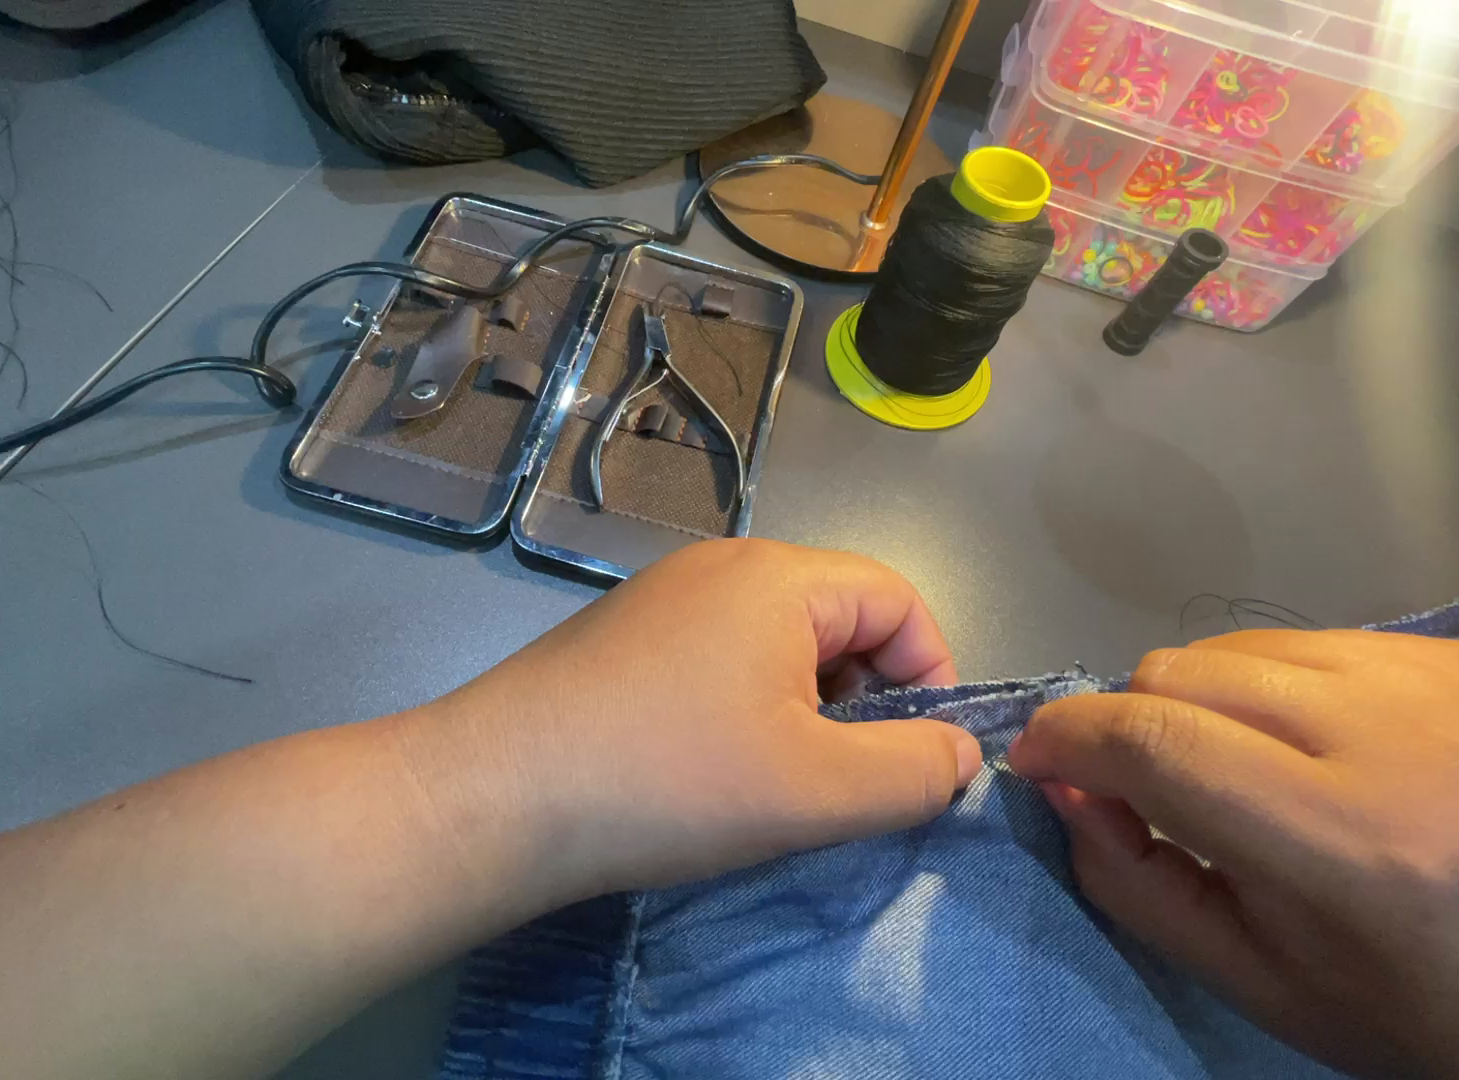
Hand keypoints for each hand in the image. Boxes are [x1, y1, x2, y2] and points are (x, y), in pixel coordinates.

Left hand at [415, 538, 981, 902]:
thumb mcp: (816, 787)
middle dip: (867, 695)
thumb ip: (913, 769)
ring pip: (781, 641)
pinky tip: (719, 761)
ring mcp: (668, 597)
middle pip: (840, 615)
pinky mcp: (630, 634)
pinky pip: (724, 655)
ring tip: (783, 776)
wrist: (498, 792)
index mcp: (777, 575)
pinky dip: (751, 704)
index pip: (898, 598)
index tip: (920, 754)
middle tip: (847, 776)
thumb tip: (960, 750)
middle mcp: (722, 566)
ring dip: (808, 705)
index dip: (932, 672)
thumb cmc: (669, 779)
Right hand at [1008, 630, 1458, 1079]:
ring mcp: (1440, 686)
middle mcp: (1401, 743)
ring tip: (1234, 763)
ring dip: (1191, 701)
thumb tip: (1058, 775)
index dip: (1065, 736)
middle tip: (1148, 784)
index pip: (1150, 740)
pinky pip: (1290, 641)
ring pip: (1221, 648)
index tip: (1033, 758)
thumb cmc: (1418, 1016)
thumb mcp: (1245, 974)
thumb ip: (1123, 873)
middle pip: (1171, 674)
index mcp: (1348, 847)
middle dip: (1127, 724)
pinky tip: (1305, 742)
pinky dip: (1259, 686)